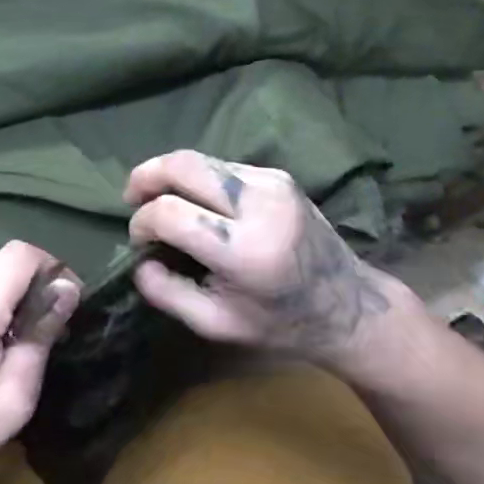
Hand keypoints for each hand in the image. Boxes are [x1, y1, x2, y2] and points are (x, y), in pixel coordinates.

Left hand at [0, 242, 79, 483]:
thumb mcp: (15, 395)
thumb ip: (40, 334)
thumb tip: (67, 289)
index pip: (21, 254)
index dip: (53, 269)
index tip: (69, 302)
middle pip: (3, 260)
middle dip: (33, 284)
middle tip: (47, 328)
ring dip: (8, 291)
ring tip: (15, 337)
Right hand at [124, 151, 406, 366]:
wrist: (351, 307)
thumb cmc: (279, 324)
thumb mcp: (214, 325)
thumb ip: (166, 292)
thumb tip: (139, 260)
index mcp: (245, 250)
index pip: (169, 213)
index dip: (141, 224)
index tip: (141, 244)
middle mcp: (260, 205)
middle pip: (181, 166)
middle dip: (144, 178)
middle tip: (132, 200)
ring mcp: (272, 184)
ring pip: (197, 159)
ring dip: (167, 176)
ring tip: (158, 200)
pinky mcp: (277, 176)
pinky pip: (218, 165)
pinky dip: (194, 179)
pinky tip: (193, 203)